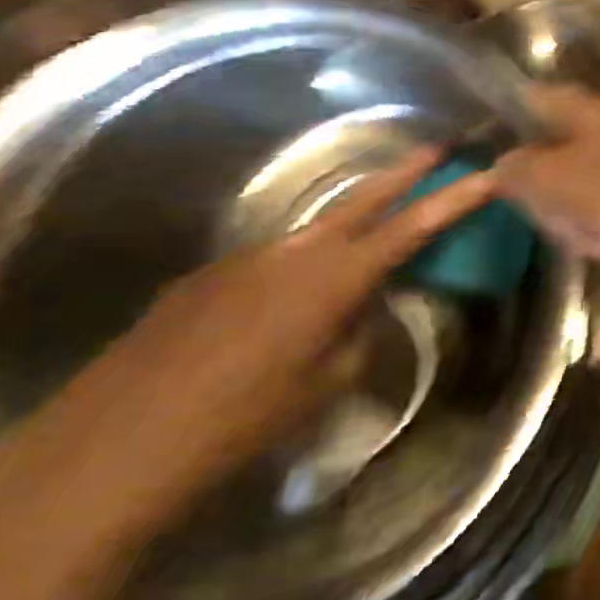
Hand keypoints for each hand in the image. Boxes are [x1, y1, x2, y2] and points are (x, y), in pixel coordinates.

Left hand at [111, 147, 495, 477]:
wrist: (109, 451)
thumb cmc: (242, 420)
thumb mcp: (329, 382)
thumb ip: (359, 332)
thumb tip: (363, 311)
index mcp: (335, 277)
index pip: (414, 226)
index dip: (456, 198)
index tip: (491, 172)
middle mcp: (293, 252)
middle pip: (364, 198)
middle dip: (407, 172)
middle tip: (441, 147)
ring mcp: (243, 259)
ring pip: (314, 232)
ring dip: (350, 227)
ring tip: (366, 249)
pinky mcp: (204, 278)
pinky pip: (270, 262)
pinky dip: (298, 267)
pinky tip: (282, 309)